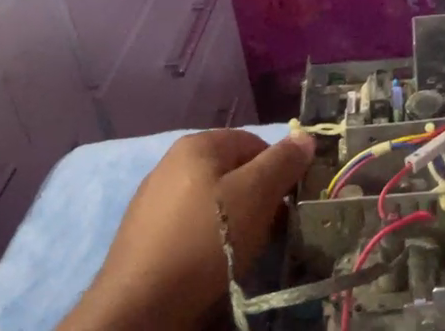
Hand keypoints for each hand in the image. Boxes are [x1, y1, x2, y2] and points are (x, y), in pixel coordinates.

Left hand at [59, 129, 315, 330]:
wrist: (138, 307)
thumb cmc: (204, 240)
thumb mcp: (255, 195)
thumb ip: (282, 163)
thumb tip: (305, 137)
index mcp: (196, 144)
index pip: (254, 142)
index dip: (278, 169)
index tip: (288, 202)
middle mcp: (170, 164)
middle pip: (232, 172)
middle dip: (256, 198)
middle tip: (268, 230)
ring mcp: (153, 202)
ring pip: (212, 203)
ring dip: (233, 222)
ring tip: (242, 252)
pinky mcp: (144, 238)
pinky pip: (190, 228)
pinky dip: (206, 241)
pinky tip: (211, 266)